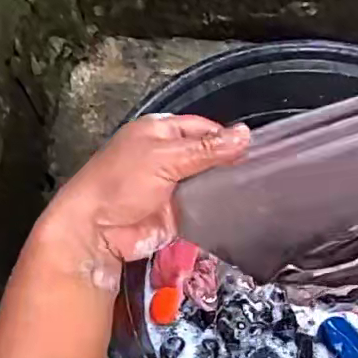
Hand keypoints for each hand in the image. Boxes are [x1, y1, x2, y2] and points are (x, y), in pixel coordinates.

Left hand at [33, 114, 248, 289]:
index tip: (254, 149)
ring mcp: (171, 188)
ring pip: (207, 183)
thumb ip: (205, 150)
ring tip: (257, 191)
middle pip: (206, 155)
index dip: (225, 136)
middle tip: (261, 172)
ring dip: (224, 188)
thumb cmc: (120, 183)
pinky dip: (216, 211)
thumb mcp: (163, 158)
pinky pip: (202, 209)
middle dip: (227, 163)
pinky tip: (238, 211)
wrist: (96, 230)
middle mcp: (166, 157)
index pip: (202, 127)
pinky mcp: (175, 215)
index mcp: (159, 132)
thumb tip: (245, 135)